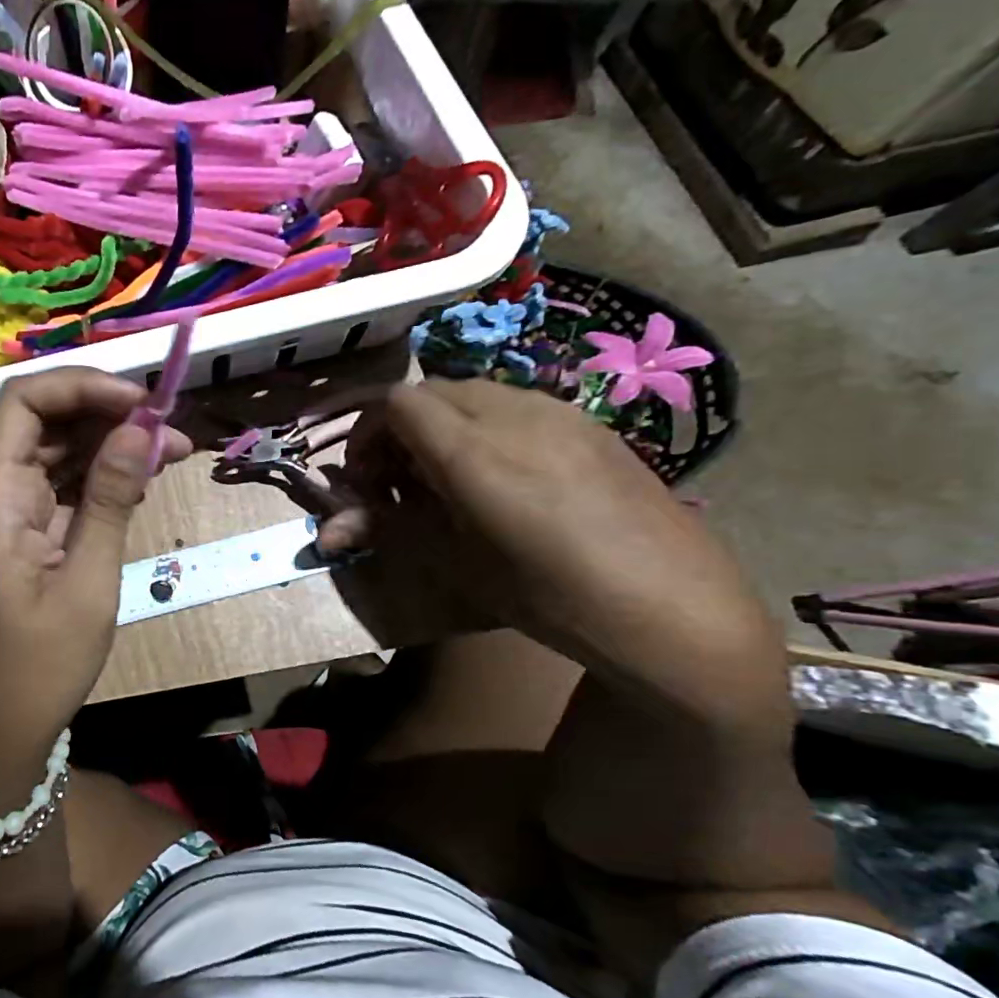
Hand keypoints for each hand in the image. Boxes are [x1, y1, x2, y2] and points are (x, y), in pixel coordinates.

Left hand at [0, 368, 191, 747]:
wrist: (10, 726)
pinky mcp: (31, 535)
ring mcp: (13, 515)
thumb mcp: (89, 581)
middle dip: (104, 411)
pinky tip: (144, 478)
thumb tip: (141, 429)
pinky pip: (65, 485)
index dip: (78, 387)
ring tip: (172, 449)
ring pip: (57, 450)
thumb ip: (110, 500)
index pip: (20, 405)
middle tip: (168, 426)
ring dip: (110, 441)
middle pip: (41, 421)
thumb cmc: (45, 665)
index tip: (140, 402)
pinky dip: (103, 474)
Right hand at [320, 379, 783, 720]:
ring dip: (443, 424)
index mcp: (473, 451)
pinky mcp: (588, 422)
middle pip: (432, 391)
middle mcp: (513, 413)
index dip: (367, 433)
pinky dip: (485, 426)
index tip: (366, 480)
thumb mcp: (458, 565)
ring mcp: (558, 411)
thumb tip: (327, 532)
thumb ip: (391, 530)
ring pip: (474, 393)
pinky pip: (517, 405)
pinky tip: (504, 475)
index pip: (397, 402)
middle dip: (401, 428)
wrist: (671, 606)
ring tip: (450, 479)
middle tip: (400, 482)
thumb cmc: (551, 596)